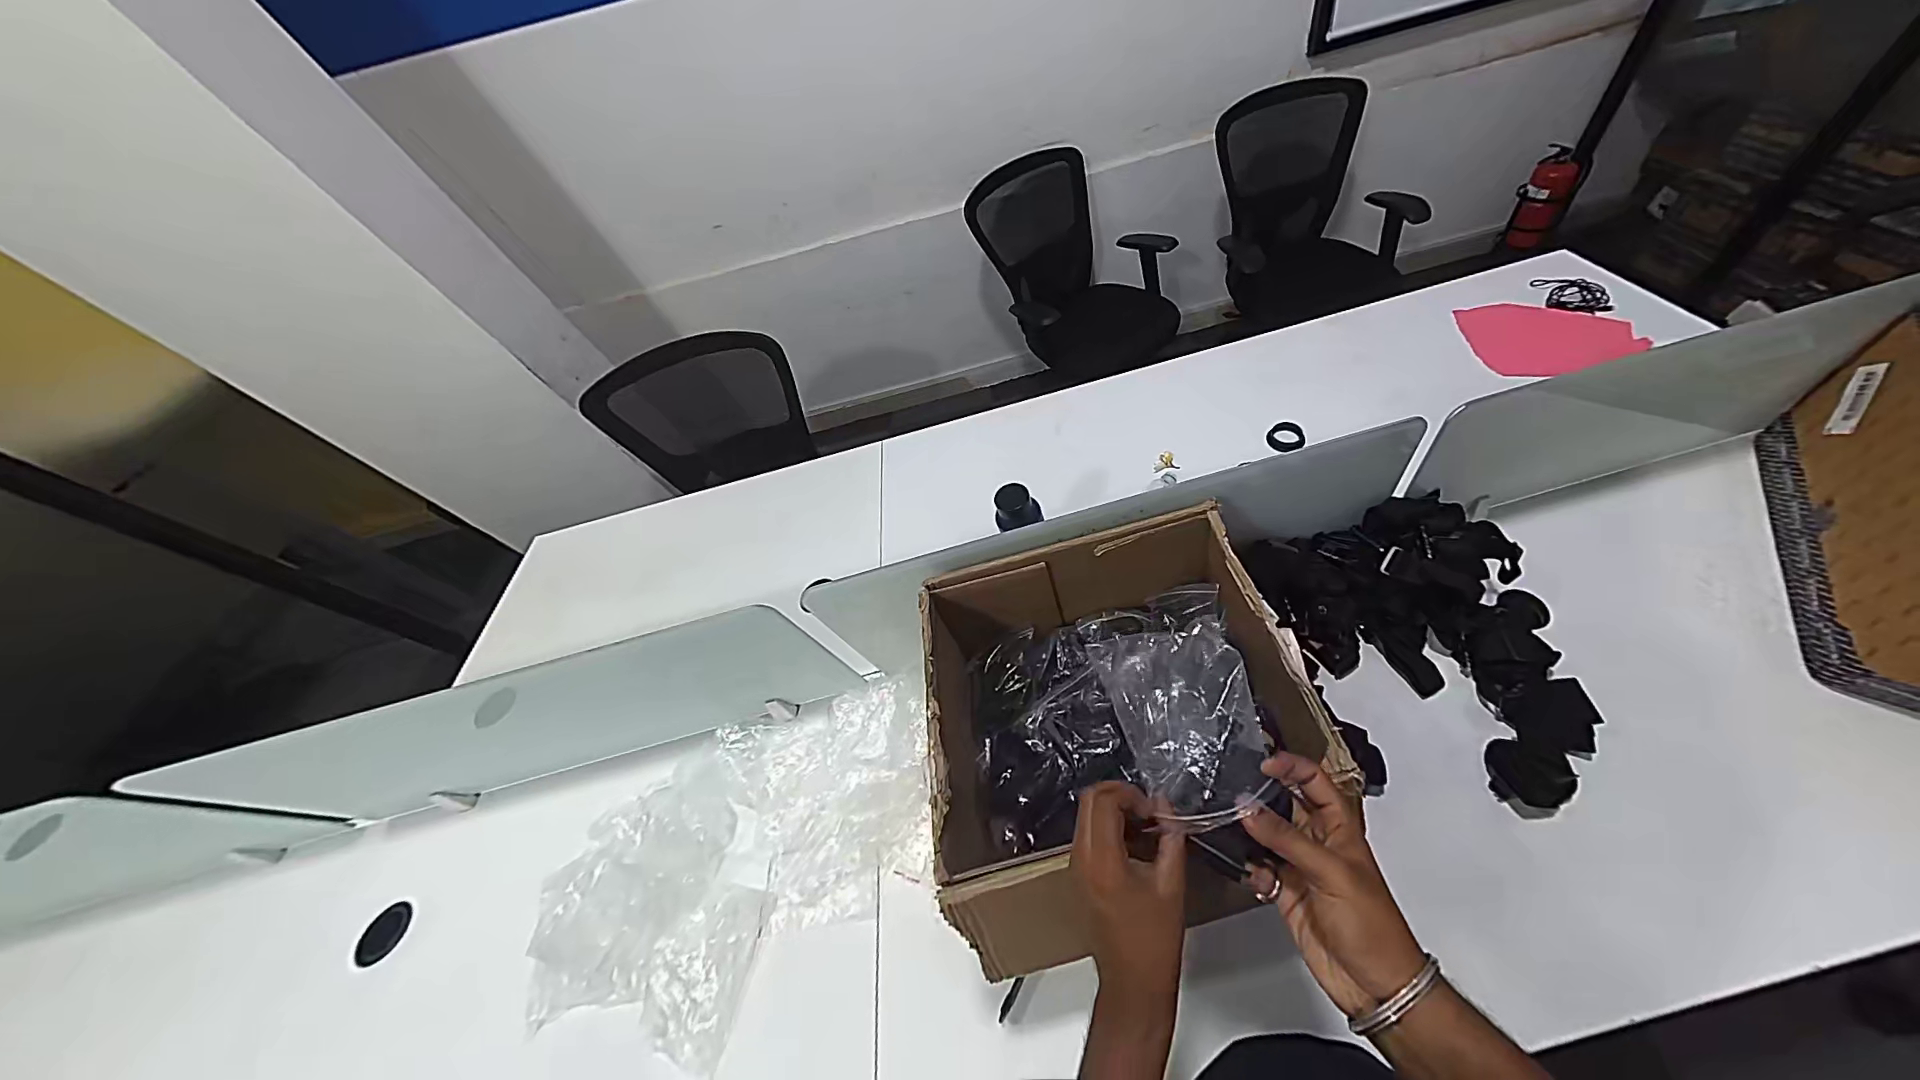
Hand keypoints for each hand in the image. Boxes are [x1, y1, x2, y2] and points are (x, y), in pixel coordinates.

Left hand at [1071, 781, 1185, 1007]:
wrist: (1132, 981)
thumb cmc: (1154, 939)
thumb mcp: (1172, 884)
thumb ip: (1171, 839)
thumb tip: (1165, 807)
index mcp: (1101, 859)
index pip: (1102, 801)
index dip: (1129, 794)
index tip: (1153, 809)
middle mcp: (1080, 857)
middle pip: (1087, 800)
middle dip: (1118, 795)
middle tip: (1147, 809)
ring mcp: (1075, 865)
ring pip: (1085, 815)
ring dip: (1113, 810)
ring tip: (1145, 826)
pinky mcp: (1078, 874)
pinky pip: (1087, 835)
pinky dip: (1108, 827)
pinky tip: (1135, 844)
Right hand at [1242, 752, 1426, 1017]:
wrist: (1375, 985)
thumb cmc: (1376, 929)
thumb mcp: (1332, 873)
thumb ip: (1288, 839)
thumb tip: (1250, 810)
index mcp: (1340, 829)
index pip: (1315, 782)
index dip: (1291, 766)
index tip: (1264, 762)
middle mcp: (1317, 842)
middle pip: (1283, 804)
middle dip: (1260, 795)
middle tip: (1237, 790)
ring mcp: (1299, 866)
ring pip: (1265, 834)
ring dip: (1249, 832)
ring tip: (1234, 829)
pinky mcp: (1284, 891)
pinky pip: (1257, 868)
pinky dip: (1249, 868)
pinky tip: (1253, 874)